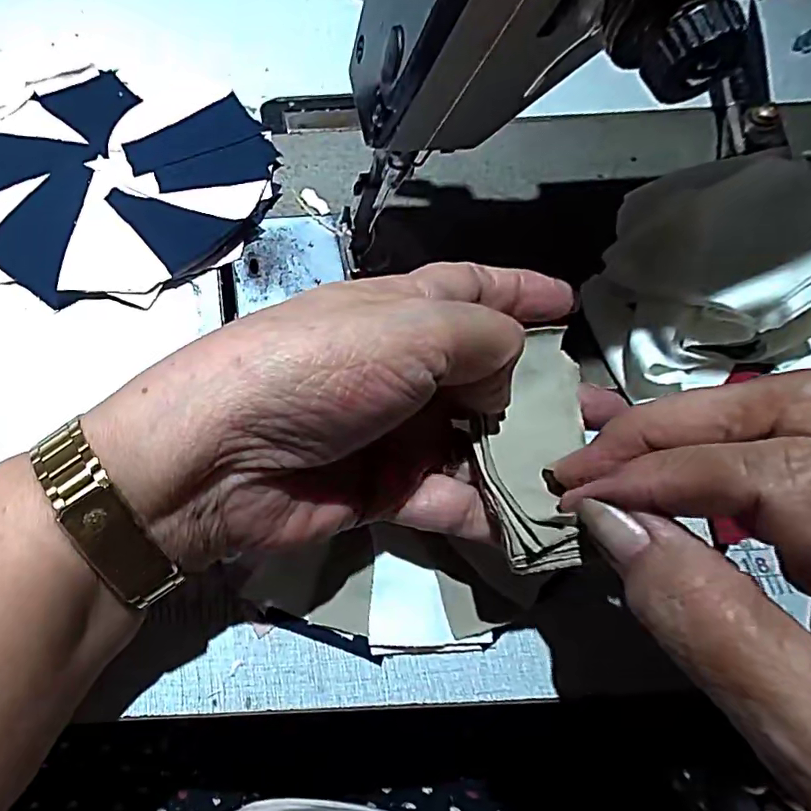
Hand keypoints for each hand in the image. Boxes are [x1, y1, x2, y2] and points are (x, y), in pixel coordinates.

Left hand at [83, 263, 573, 567]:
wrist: (221, 460)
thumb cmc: (316, 369)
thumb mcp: (408, 329)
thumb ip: (481, 340)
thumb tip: (507, 376)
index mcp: (397, 310)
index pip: (469, 290)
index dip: (518, 292)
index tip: (567, 304)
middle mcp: (394, 369)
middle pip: (478, 374)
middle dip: (532, 391)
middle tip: (589, 413)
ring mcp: (386, 432)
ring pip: (466, 443)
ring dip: (513, 458)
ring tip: (570, 474)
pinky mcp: (376, 492)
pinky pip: (441, 497)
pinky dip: (476, 508)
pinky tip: (520, 520)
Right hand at [553, 370, 810, 810]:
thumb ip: (713, 628)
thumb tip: (614, 525)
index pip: (810, 472)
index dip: (672, 470)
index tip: (580, 489)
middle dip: (687, 425)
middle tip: (595, 455)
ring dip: (727, 435)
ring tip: (639, 464)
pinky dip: (780, 466)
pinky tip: (730, 498)